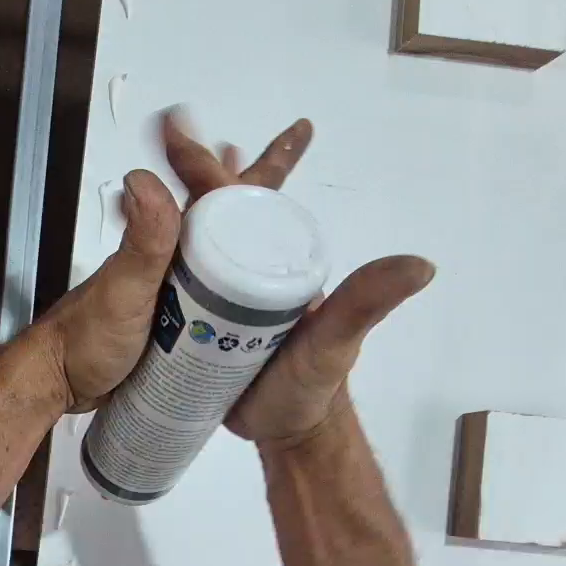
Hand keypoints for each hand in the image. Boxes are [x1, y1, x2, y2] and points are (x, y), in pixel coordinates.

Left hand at [40, 112, 315, 411]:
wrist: (60, 382)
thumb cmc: (90, 336)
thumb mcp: (124, 288)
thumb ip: (143, 241)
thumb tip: (144, 176)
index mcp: (168, 242)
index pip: (220, 194)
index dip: (257, 168)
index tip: (299, 133)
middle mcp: (171, 260)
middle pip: (225, 218)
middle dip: (259, 189)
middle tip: (296, 152)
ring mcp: (169, 292)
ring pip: (217, 257)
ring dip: (244, 235)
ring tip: (274, 220)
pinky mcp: (168, 325)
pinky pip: (208, 298)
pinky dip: (229, 287)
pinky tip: (243, 295)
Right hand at [152, 118, 435, 447]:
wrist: (284, 430)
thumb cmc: (307, 387)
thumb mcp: (333, 344)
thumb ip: (362, 305)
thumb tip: (418, 264)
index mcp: (277, 263)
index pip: (243, 205)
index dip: (214, 172)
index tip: (184, 140)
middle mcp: (250, 272)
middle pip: (217, 216)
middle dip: (196, 174)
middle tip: (166, 134)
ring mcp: (223, 300)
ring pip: (196, 250)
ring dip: (176, 216)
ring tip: (156, 187)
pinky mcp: (202, 328)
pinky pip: (180, 291)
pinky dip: (162, 271)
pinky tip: (148, 264)